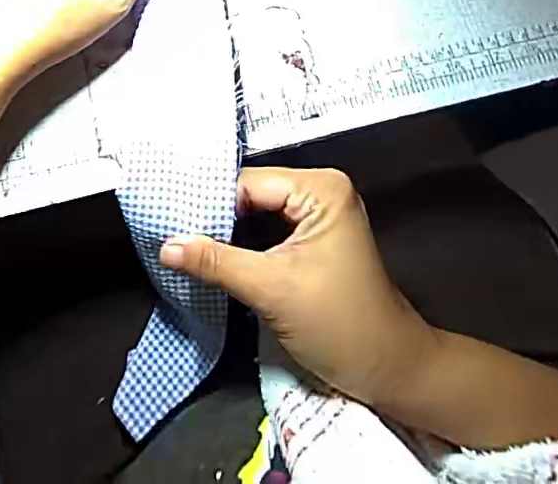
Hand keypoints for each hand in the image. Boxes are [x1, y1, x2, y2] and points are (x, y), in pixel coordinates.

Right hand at [159, 167, 441, 405]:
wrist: (393, 373)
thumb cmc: (341, 327)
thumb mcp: (271, 290)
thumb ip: (215, 262)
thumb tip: (165, 245)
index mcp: (320, 188)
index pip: (248, 184)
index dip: (210, 205)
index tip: (170, 223)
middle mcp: (320, 187)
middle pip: (251, 194)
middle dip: (216, 218)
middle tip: (171, 233)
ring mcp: (319, 209)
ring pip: (255, 210)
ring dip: (226, 231)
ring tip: (184, 241)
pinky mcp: (313, 232)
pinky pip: (267, 225)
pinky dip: (243, 241)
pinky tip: (213, 252)